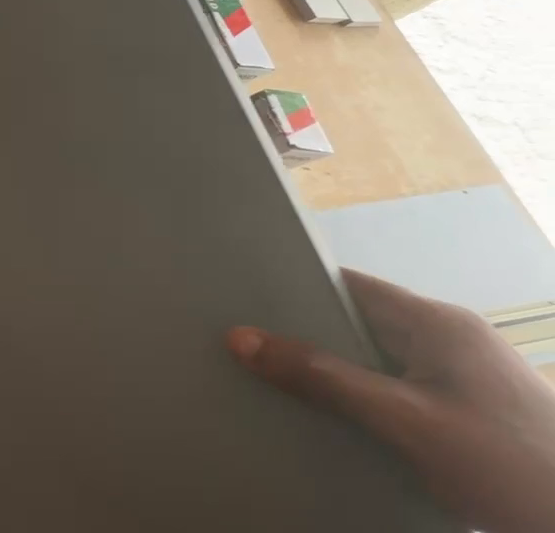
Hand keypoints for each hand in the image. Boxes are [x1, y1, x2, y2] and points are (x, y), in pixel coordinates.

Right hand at [228, 268, 554, 531]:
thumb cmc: (509, 462)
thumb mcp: (404, 419)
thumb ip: (320, 377)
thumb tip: (238, 337)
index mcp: (437, 322)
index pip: (346, 285)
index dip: (292, 287)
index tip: (241, 301)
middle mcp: (451, 340)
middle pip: (355, 324)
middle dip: (304, 338)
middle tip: (247, 348)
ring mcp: (465, 378)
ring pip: (373, 361)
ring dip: (332, 375)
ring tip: (278, 384)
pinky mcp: (471, 413)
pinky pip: (395, 391)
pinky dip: (360, 400)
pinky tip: (333, 419)